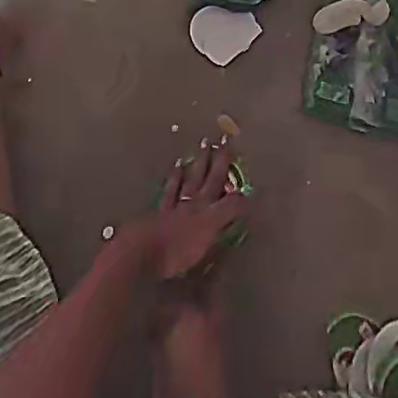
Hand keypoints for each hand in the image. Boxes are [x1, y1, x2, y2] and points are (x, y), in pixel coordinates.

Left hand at [135, 140, 247, 281]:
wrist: (143, 251)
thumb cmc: (177, 256)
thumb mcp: (207, 251)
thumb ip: (222, 236)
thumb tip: (231, 232)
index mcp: (210, 217)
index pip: (232, 203)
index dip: (243, 198)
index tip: (253, 189)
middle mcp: (197, 205)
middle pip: (212, 179)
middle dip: (221, 161)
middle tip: (226, 141)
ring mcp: (179, 204)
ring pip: (193, 177)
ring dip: (200, 162)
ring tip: (205, 144)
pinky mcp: (163, 208)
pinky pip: (172, 187)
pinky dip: (176, 176)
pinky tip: (178, 165)